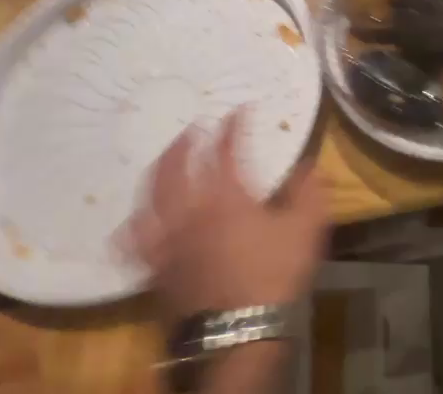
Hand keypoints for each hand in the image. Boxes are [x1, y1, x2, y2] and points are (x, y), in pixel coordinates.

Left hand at [124, 108, 328, 320]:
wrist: (238, 332)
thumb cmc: (275, 272)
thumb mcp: (307, 224)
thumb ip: (308, 188)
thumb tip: (308, 164)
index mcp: (226, 197)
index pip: (226, 150)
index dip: (233, 126)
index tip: (240, 109)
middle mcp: (188, 213)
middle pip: (172, 170)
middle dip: (182, 144)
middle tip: (192, 128)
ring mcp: (165, 242)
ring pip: (147, 201)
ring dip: (154, 176)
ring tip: (162, 164)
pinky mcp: (154, 269)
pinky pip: (134, 240)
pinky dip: (134, 224)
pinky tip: (137, 219)